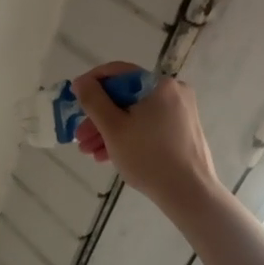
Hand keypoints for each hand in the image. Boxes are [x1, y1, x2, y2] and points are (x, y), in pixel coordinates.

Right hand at [71, 62, 224, 218]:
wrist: (188, 192)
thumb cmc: (148, 157)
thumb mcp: (112, 128)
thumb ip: (93, 100)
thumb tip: (81, 82)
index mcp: (158, 84)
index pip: (117, 72)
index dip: (91, 84)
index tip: (74, 100)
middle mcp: (173, 92)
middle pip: (125, 96)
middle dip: (98, 117)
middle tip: (79, 136)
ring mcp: (180, 111)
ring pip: (135, 114)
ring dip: (109, 130)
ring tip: (90, 151)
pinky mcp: (182, 130)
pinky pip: (148, 125)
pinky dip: (128, 136)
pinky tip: (109, 155)